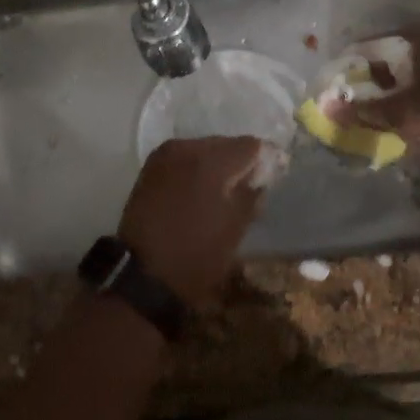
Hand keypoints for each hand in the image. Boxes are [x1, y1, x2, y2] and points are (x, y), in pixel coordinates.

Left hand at [116, 137, 267, 306]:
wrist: (142, 275)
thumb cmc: (197, 254)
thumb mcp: (236, 227)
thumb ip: (253, 193)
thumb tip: (264, 173)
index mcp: (211, 161)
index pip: (251, 145)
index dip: (268, 158)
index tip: (276, 174)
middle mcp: (186, 148)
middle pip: (225, 143)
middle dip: (241, 160)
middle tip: (254, 182)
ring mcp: (164, 156)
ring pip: (203, 149)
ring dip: (218, 164)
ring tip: (228, 188)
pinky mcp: (150, 169)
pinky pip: (184, 159)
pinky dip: (197, 169)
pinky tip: (204, 189)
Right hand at [329, 28, 419, 167]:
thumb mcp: (406, 117)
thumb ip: (364, 111)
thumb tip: (324, 107)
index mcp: (419, 40)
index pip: (367, 45)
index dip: (346, 67)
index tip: (328, 89)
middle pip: (382, 61)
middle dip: (360, 83)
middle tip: (339, 107)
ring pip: (397, 78)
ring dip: (378, 96)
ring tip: (358, 117)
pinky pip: (412, 90)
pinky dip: (397, 103)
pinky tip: (387, 122)